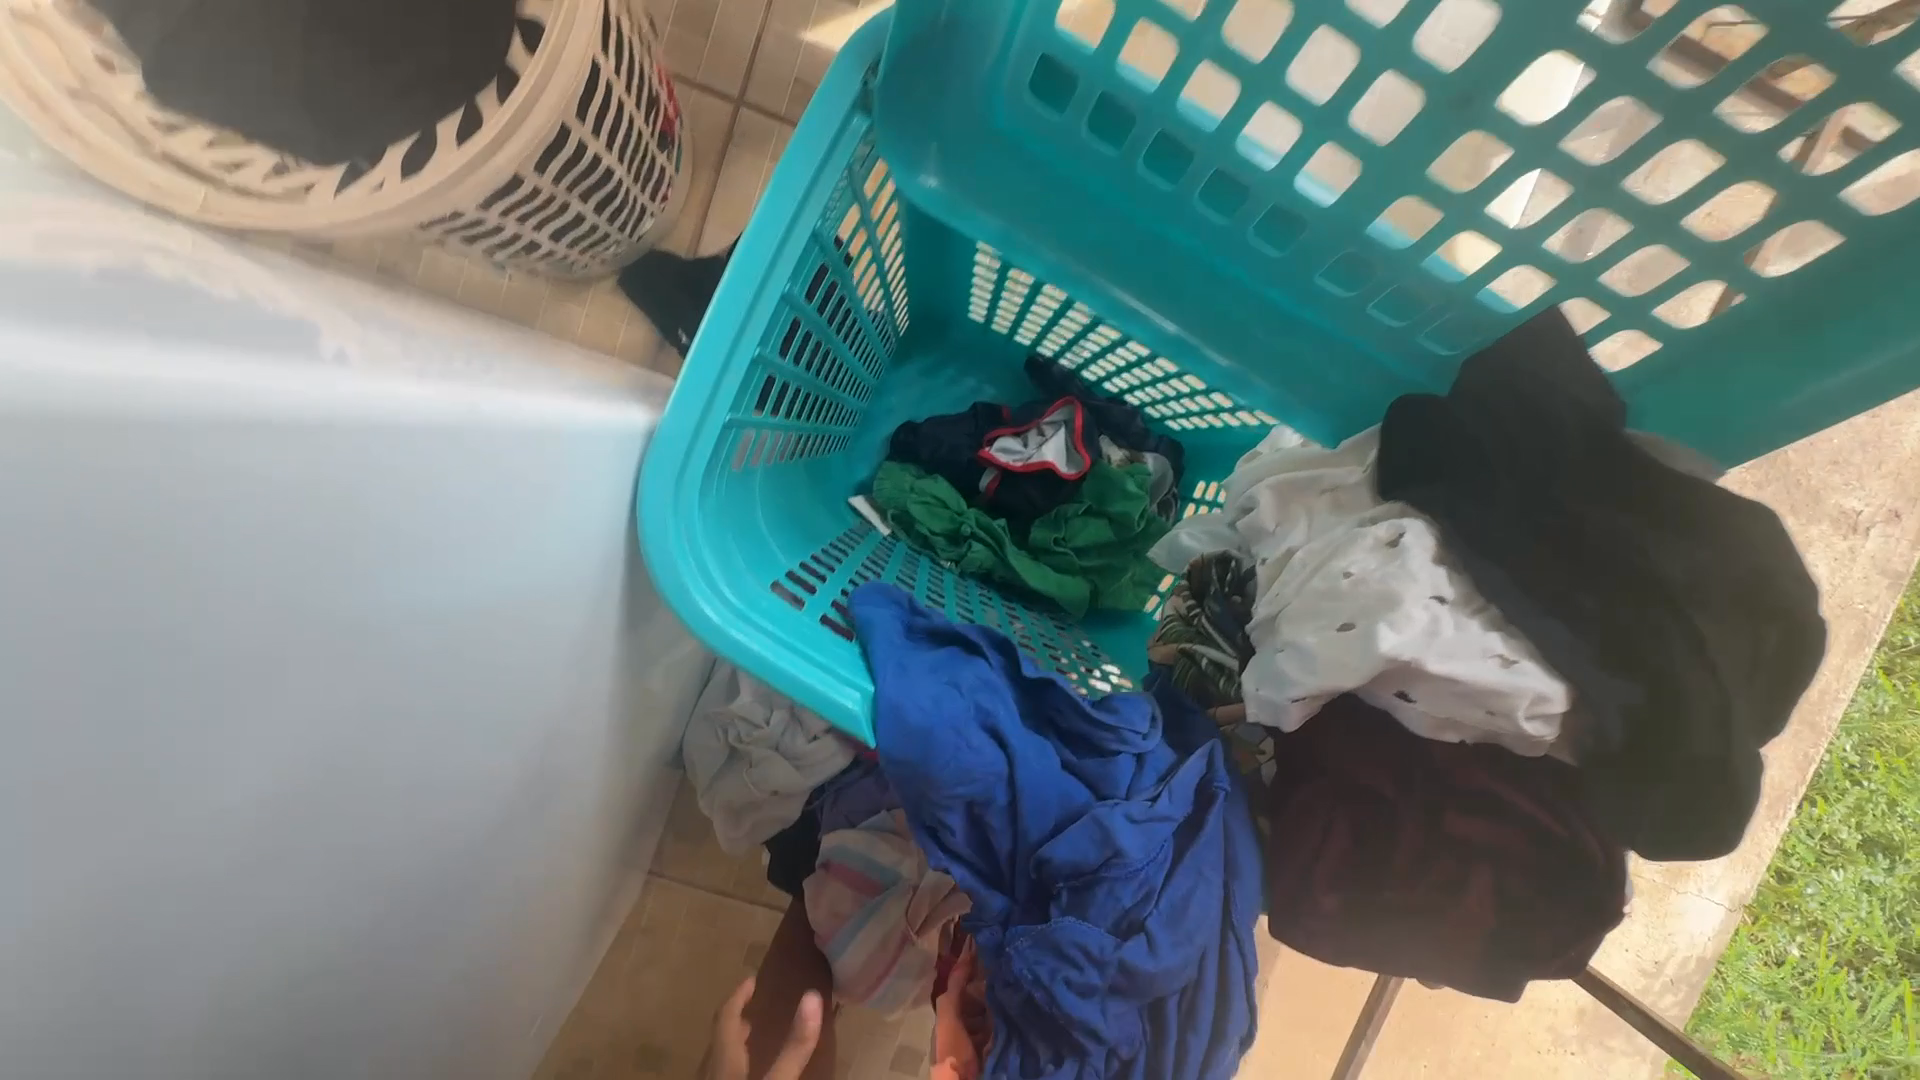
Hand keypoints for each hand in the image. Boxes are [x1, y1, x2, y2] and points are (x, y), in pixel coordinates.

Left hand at [707, 977, 823, 1079]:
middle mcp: (712, 1072)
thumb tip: (812, 996)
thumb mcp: (777, 1079)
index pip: (725, 1017)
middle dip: (736, 1019)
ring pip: (717, 1058)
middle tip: (753, 1007)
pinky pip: (721, 1074)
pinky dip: (733, 1064)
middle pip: (718, 1037)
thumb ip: (794, 1045)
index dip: (738, 996)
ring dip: (733, 1043)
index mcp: (725, 1060)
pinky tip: (748, 1071)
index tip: (751, 979)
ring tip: (751, 1036)